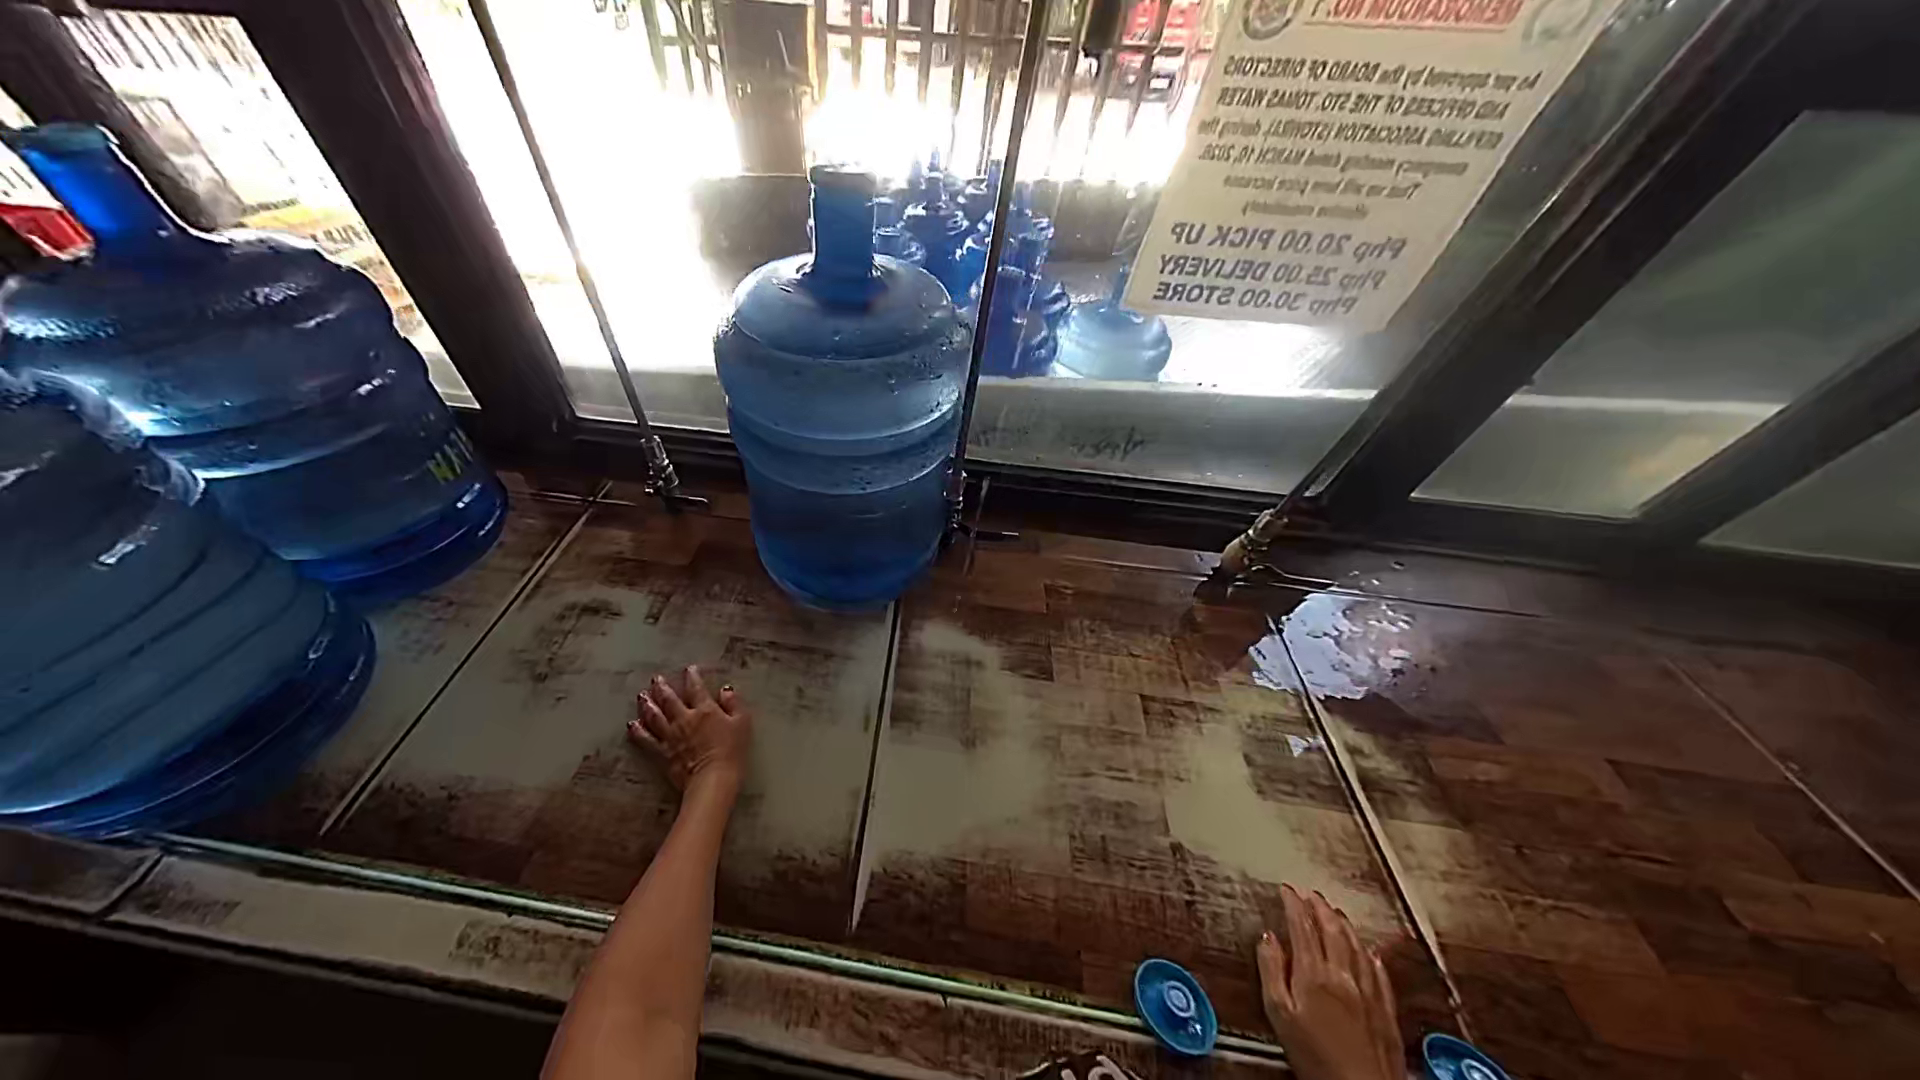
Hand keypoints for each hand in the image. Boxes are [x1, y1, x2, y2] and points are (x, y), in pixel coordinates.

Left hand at [629, 665, 752, 800]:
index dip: (692, 677)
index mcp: (704, 710)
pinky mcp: (661, 753)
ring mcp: (670, 736)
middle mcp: (684, 719)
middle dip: (662, 687)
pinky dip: (637, 731)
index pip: (696, 688)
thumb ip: (734, 704)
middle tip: (655, 679)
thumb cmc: (732, 751)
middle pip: (669, 699)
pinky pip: (646, 739)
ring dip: (647, 705)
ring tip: (641, 696)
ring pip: (654, 716)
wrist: (713, 778)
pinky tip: (632, 725)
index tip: (688, 669)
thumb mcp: (742, 724)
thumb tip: (726, 690)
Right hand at [1257, 885, 1404, 1079]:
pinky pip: (1378, 973)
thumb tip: (1267, 938)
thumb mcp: (1279, 1014)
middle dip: (1320, 908)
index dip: (1293, 904)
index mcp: (1314, 974)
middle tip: (1310, 893)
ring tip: (1334, 911)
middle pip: (1332, 931)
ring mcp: (1369, 993)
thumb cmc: (1316, 1059)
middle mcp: (1343, 976)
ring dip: (1344, 924)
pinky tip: (1369, 951)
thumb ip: (1271, 971)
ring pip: (1357, 947)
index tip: (1286, 890)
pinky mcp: (1386, 1012)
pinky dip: (1370, 955)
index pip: (1303, 927)